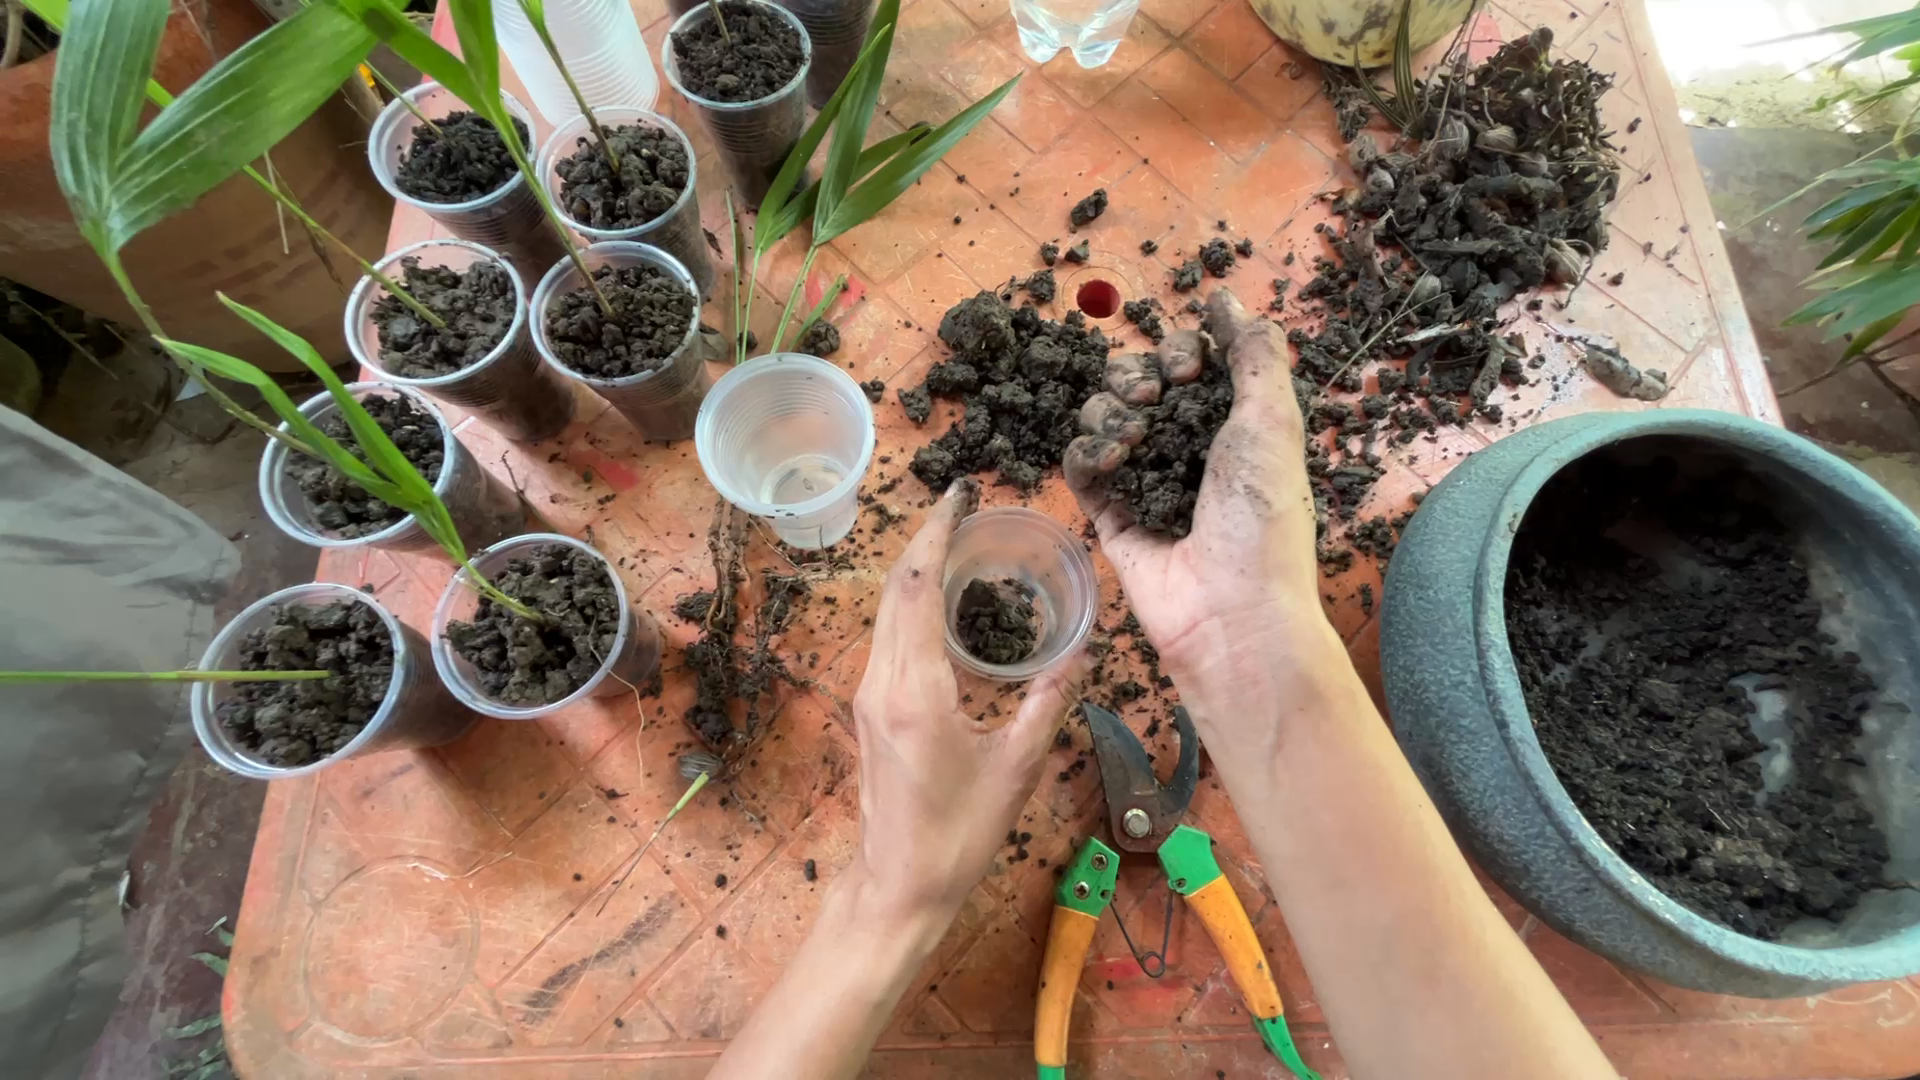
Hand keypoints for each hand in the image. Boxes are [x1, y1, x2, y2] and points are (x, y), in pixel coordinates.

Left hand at [850, 479, 1088, 919]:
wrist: (898, 884)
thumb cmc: (959, 833)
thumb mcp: (1016, 767)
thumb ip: (1047, 702)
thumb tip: (1082, 652)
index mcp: (915, 691)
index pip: (916, 589)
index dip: (934, 536)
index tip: (956, 497)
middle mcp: (881, 681)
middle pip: (895, 588)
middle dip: (924, 540)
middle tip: (962, 507)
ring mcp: (867, 691)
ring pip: (885, 609)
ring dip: (916, 568)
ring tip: (956, 541)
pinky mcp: (868, 704)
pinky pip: (887, 633)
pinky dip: (911, 600)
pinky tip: (942, 598)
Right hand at [1065, 289, 1332, 745]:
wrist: (1229, 610)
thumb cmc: (1260, 517)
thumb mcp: (1274, 422)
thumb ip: (1252, 351)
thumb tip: (1223, 295)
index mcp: (1227, 421)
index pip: (1186, 360)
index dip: (1180, 351)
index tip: (1190, 368)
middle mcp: (1181, 444)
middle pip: (1134, 380)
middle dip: (1136, 376)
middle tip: (1154, 399)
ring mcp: (1141, 478)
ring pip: (1100, 416)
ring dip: (1109, 413)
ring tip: (1134, 438)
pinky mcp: (1107, 512)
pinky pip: (1079, 464)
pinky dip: (1086, 452)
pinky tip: (1109, 460)